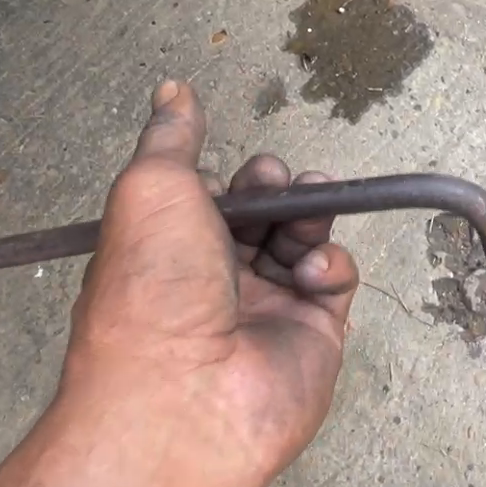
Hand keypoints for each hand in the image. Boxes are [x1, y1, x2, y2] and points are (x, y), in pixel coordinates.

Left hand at [61, 80, 359, 486]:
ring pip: (308, 241)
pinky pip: (335, 283)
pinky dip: (331, 266)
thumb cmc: (154, 287)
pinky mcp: (314, 333)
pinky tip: (311, 274)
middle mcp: (221, 278)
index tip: (253, 173)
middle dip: (285, 191)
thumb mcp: (150, 190)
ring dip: (313, 216)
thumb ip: (172, 136)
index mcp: (178, 247)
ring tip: (310, 210)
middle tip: (285, 189)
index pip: (224, 200)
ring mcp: (270, 307)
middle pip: (270, 215)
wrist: (183, 398)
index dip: (245, 179)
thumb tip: (172, 89)